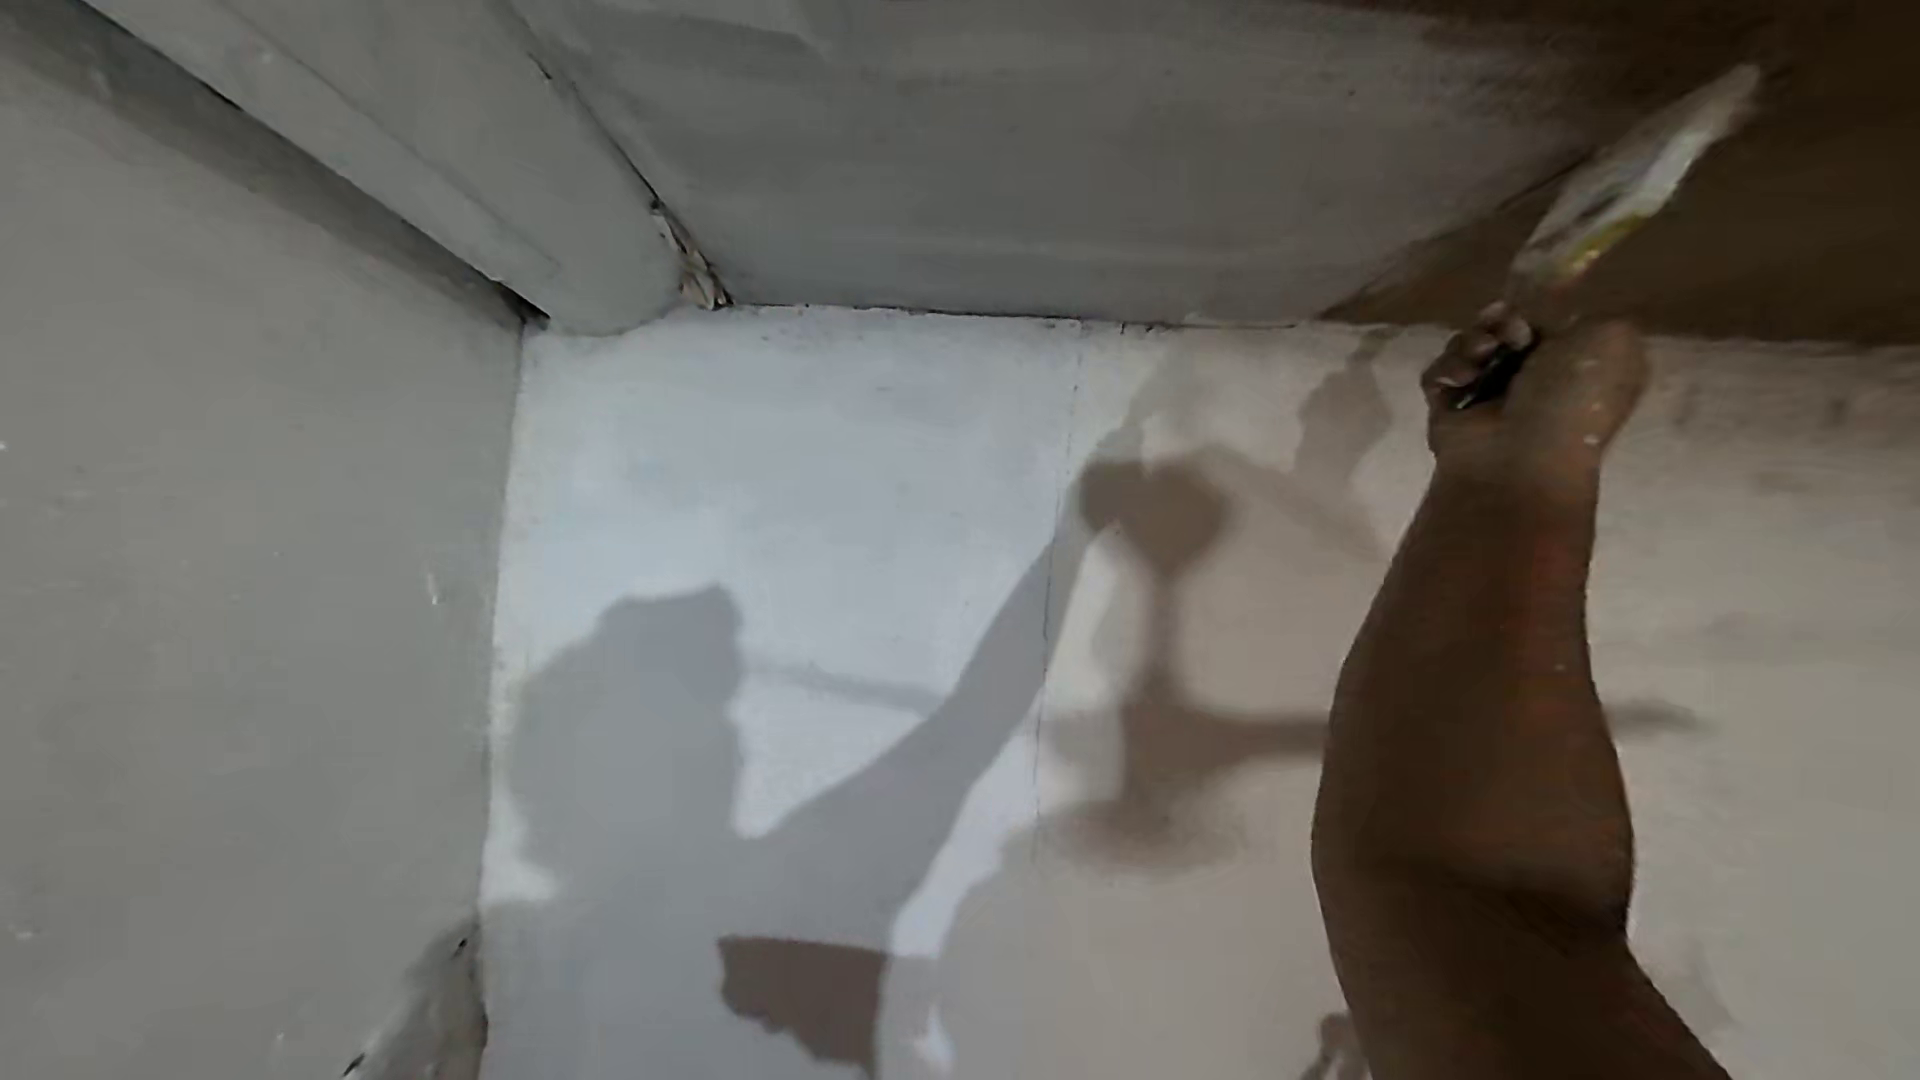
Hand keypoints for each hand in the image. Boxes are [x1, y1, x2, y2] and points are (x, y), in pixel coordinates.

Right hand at [1422, 305, 1648, 487]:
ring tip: (1480, 358)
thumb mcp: (1609, 335)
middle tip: (1504, 334)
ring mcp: (1487, 393)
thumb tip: (1536, 323)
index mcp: (1577, 362)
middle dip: (1497, 323)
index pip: (1547, 321)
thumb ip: (1580, 311)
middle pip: (1501, 329)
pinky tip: (1460, 380)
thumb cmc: (1571, 396)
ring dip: (1469, 344)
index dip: (1537, 310)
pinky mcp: (1447, 407)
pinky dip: (1445, 369)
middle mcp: (1533, 376)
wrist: (1518, 451)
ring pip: (1466, 347)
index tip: (1533, 315)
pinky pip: (1437, 373)